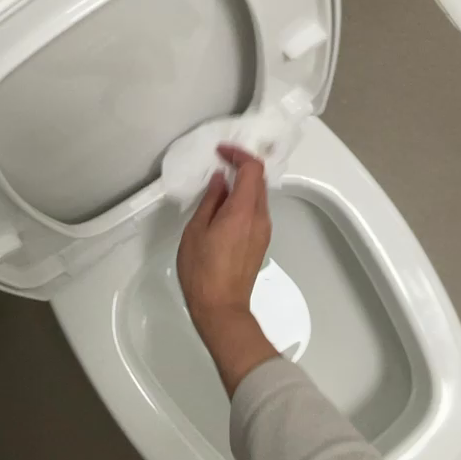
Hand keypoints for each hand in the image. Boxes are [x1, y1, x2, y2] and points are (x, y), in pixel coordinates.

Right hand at [177, 145, 279, 394]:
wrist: (221, 308)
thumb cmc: (202, 271)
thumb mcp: (197, 231)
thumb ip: (211, 201)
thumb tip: (220, 181)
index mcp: (243, 211)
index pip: (252, 169)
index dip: (239, 154)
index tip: (221, 151)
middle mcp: (260, 218)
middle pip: (259, 180)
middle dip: (242, 166)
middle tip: (219, 162)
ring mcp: (263, 231)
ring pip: (259, 196)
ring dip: (243, 184)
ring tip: (218, 185)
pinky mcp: (260, 242)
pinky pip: (256, 211)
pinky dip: (243, 200)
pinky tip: (224, 207)